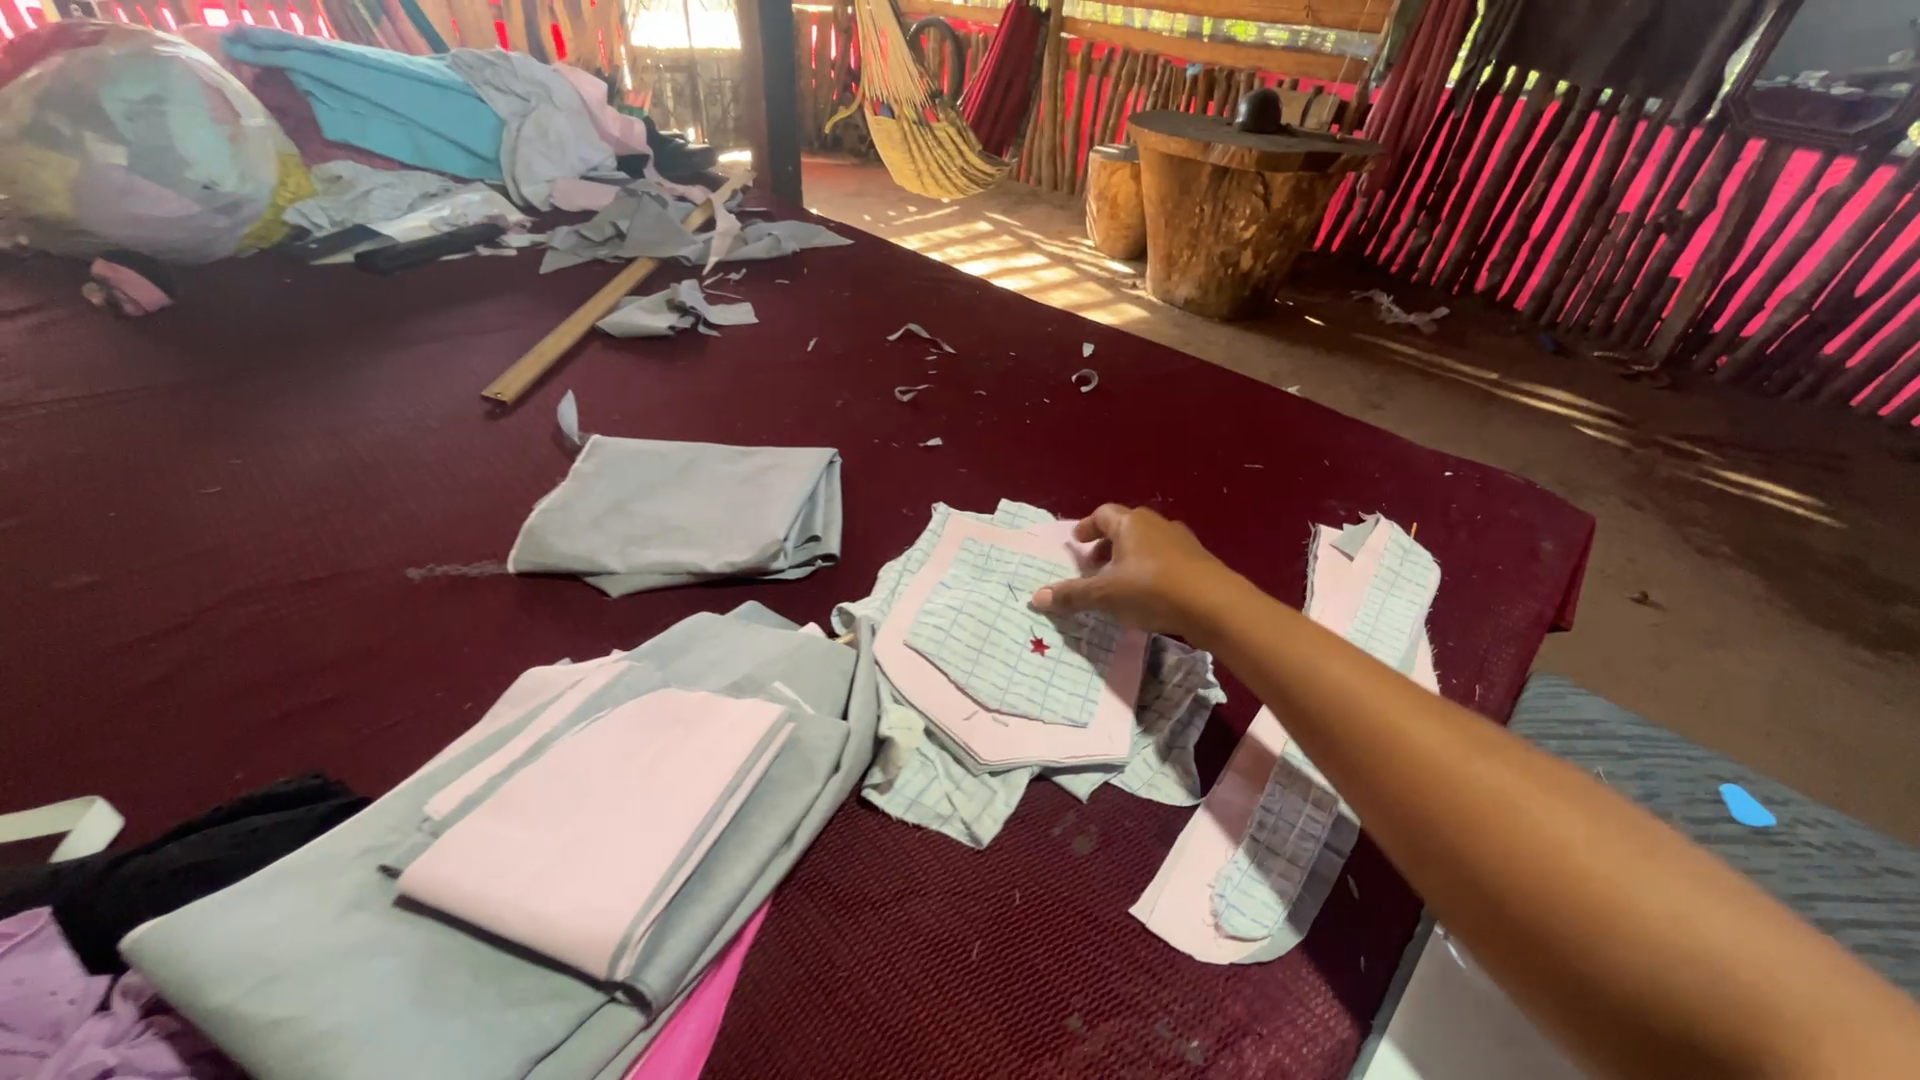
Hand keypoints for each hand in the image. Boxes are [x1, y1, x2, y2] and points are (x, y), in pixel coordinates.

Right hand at [1031, 504, 1240, 636]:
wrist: (1215, 605)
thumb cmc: (1152, 590)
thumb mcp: (1106, 595)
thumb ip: (1072, 595)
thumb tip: (1036, 598)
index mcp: (1131, 523)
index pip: (1102, 514)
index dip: (1086, 527)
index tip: (1076, 543)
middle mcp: (1156, 524)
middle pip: (1125, 527)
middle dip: (1107, 544)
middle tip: (1094, 565)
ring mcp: (1181, 541)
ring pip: (1147, 544)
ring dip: (1130, 559)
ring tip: (1119, 583)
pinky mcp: (1198, 562)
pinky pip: (1166, 560)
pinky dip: (1151, 571)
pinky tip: (1148, 595)